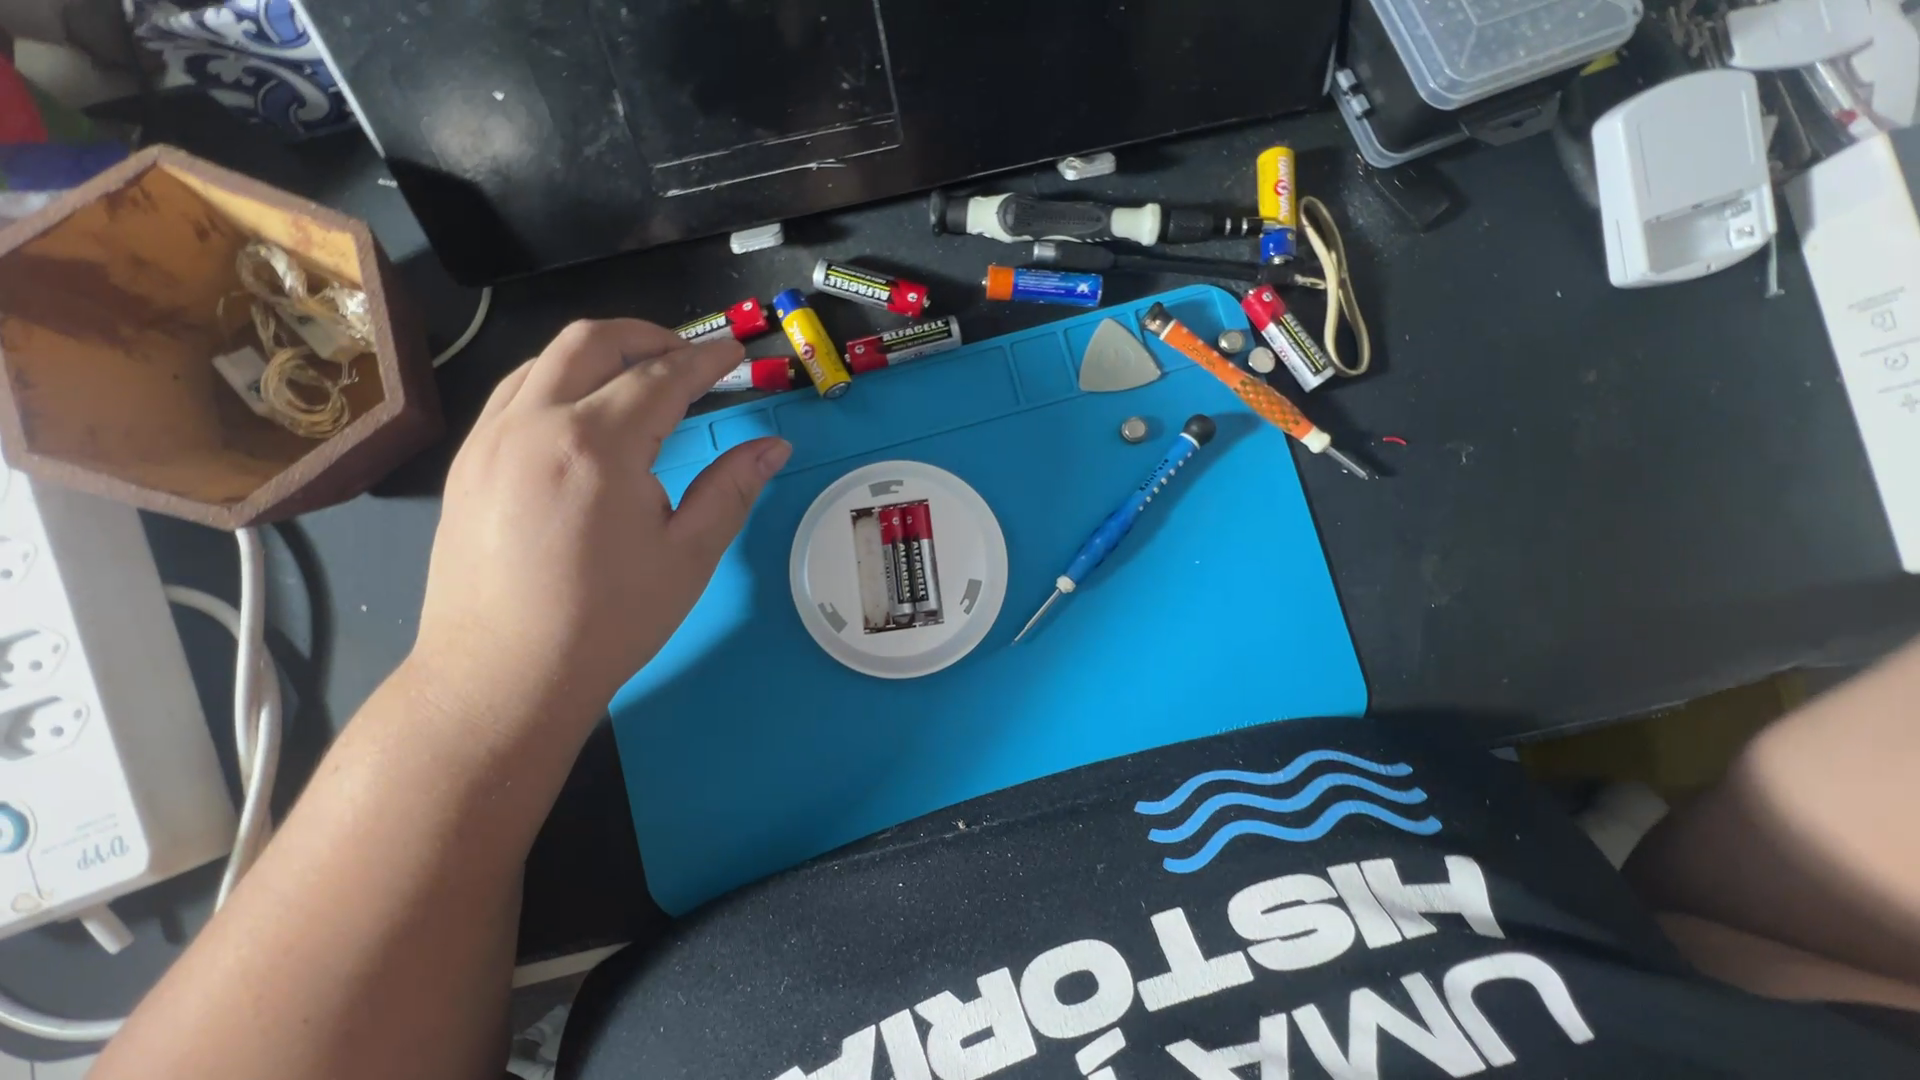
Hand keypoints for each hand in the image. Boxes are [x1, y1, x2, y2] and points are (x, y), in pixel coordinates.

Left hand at [409, 320, 790, 742]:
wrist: (502, 678)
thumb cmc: (608, 622)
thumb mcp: (688, 556)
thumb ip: (732, 488)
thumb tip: (774, 446)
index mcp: (597, 444)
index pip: (662, 376)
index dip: (706, 359)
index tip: (736, 352)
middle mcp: (535, 423)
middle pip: (591, 341)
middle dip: (648, 335)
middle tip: (689, 356)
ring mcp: (490, 440)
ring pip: (543, 360)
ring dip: (598, 355)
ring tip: (638, 380)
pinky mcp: (467, 465)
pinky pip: (513, 394)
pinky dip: (556, 382)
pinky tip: (581, 418)